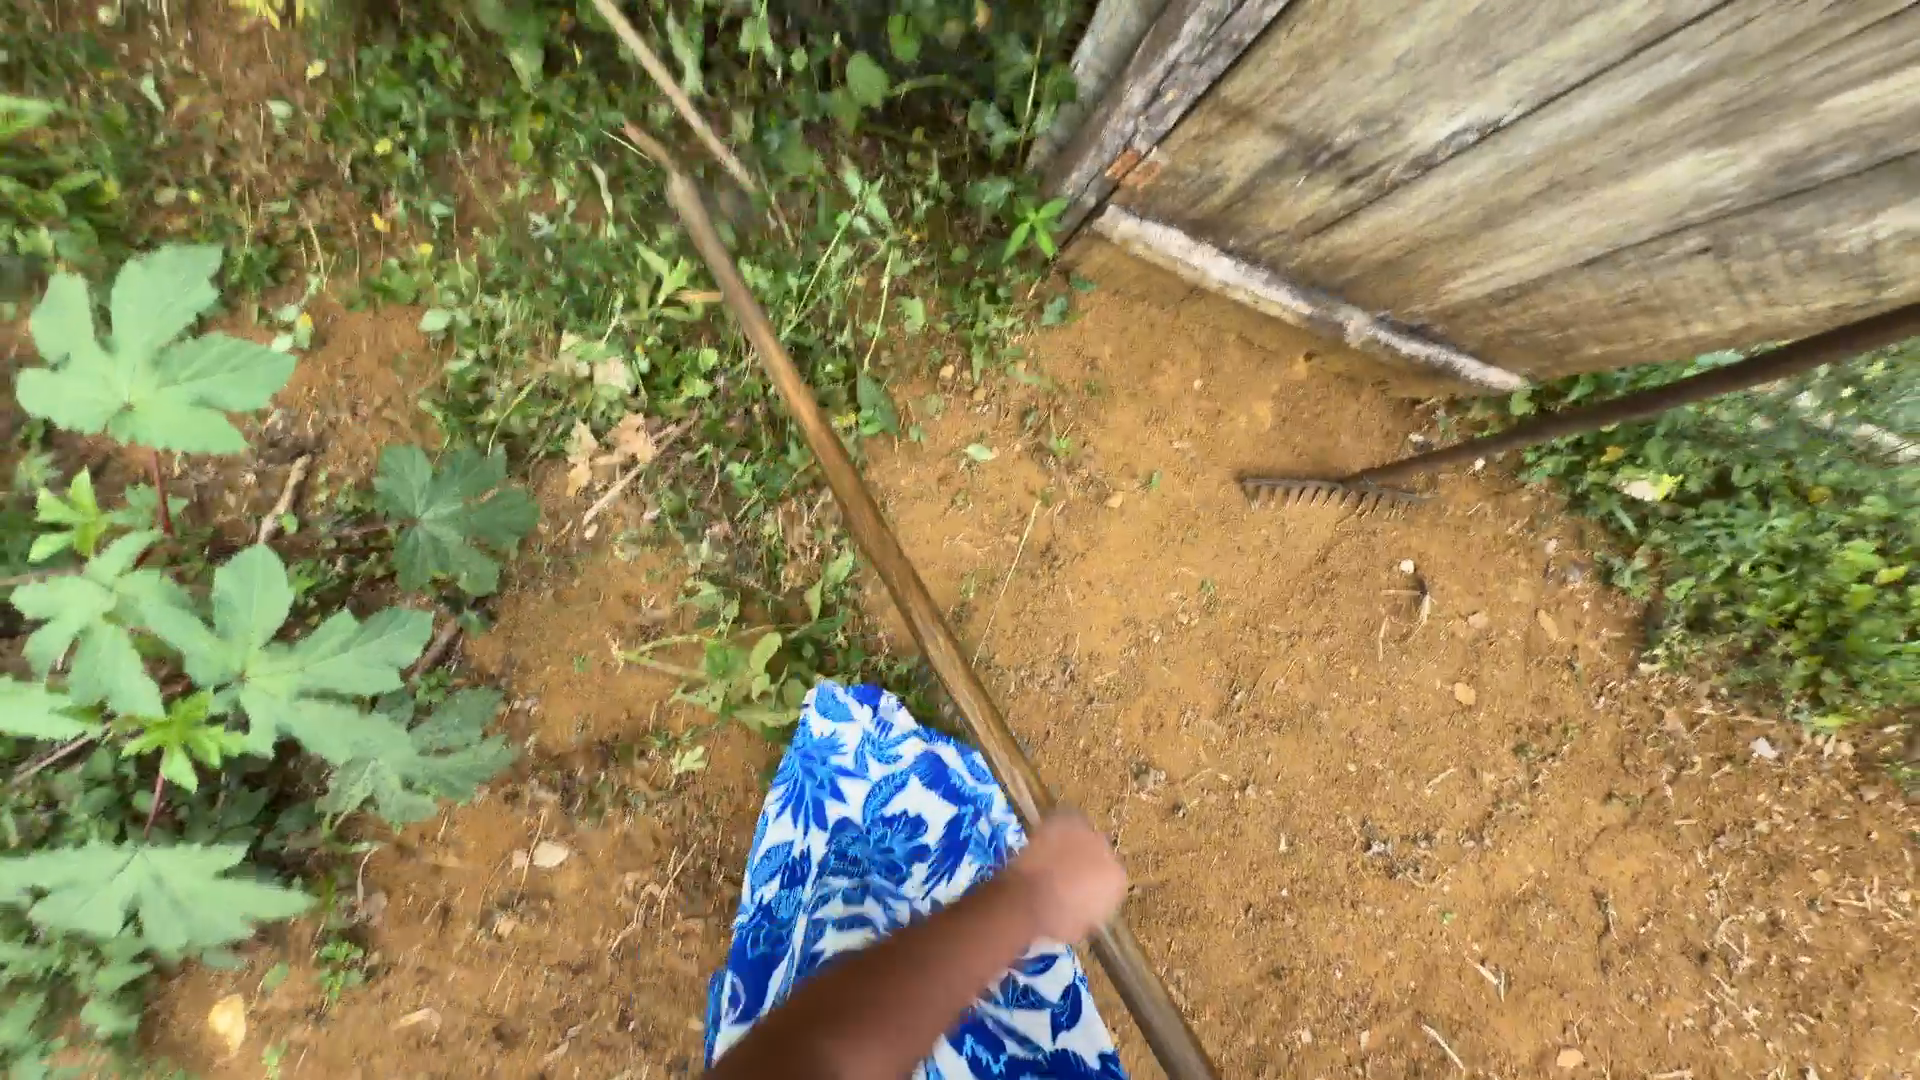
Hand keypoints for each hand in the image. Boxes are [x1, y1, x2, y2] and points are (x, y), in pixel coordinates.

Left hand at [1004, 810, 1127, 942]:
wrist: (1029, 898)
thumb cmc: (1057, 921)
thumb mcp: (1082, 926)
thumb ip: (1092, 909)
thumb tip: (1086, 904)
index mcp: (1117, 880)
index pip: (1112, 880)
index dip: (1096, 885)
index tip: (1084, 892)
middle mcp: (1107, 852)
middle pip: (1101, 854)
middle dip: (1089, 862)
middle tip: (1070, 872)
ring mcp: (1086, 833)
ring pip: (1085, 835)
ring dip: (1075, 843)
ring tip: (1058, 854)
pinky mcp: (1064, 821)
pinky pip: (1066, 822)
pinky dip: (1059, 829)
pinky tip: (1049, 840)